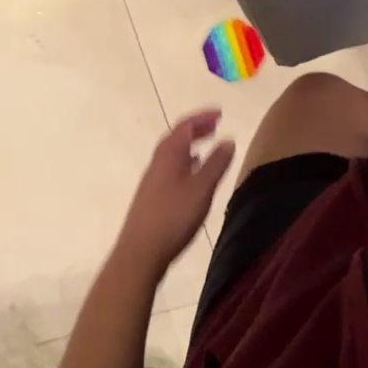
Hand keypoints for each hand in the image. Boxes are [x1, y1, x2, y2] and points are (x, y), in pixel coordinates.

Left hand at [114, 110, 235, 271]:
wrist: (139, 254)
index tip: (221, 114)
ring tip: (205, 150)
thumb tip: (228, 139)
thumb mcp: (202, 188)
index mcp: (169, 154)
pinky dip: (183, 164)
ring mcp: (151, 181)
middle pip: (176, 137)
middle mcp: (157, 162)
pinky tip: (191, 180)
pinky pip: (169, 169)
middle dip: (196, 129)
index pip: (185, 126)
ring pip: (171, 155)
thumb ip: (217, 163)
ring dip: (189, 147)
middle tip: (215, 127)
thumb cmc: (173, 217)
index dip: (203, 117)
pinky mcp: (150, 198)